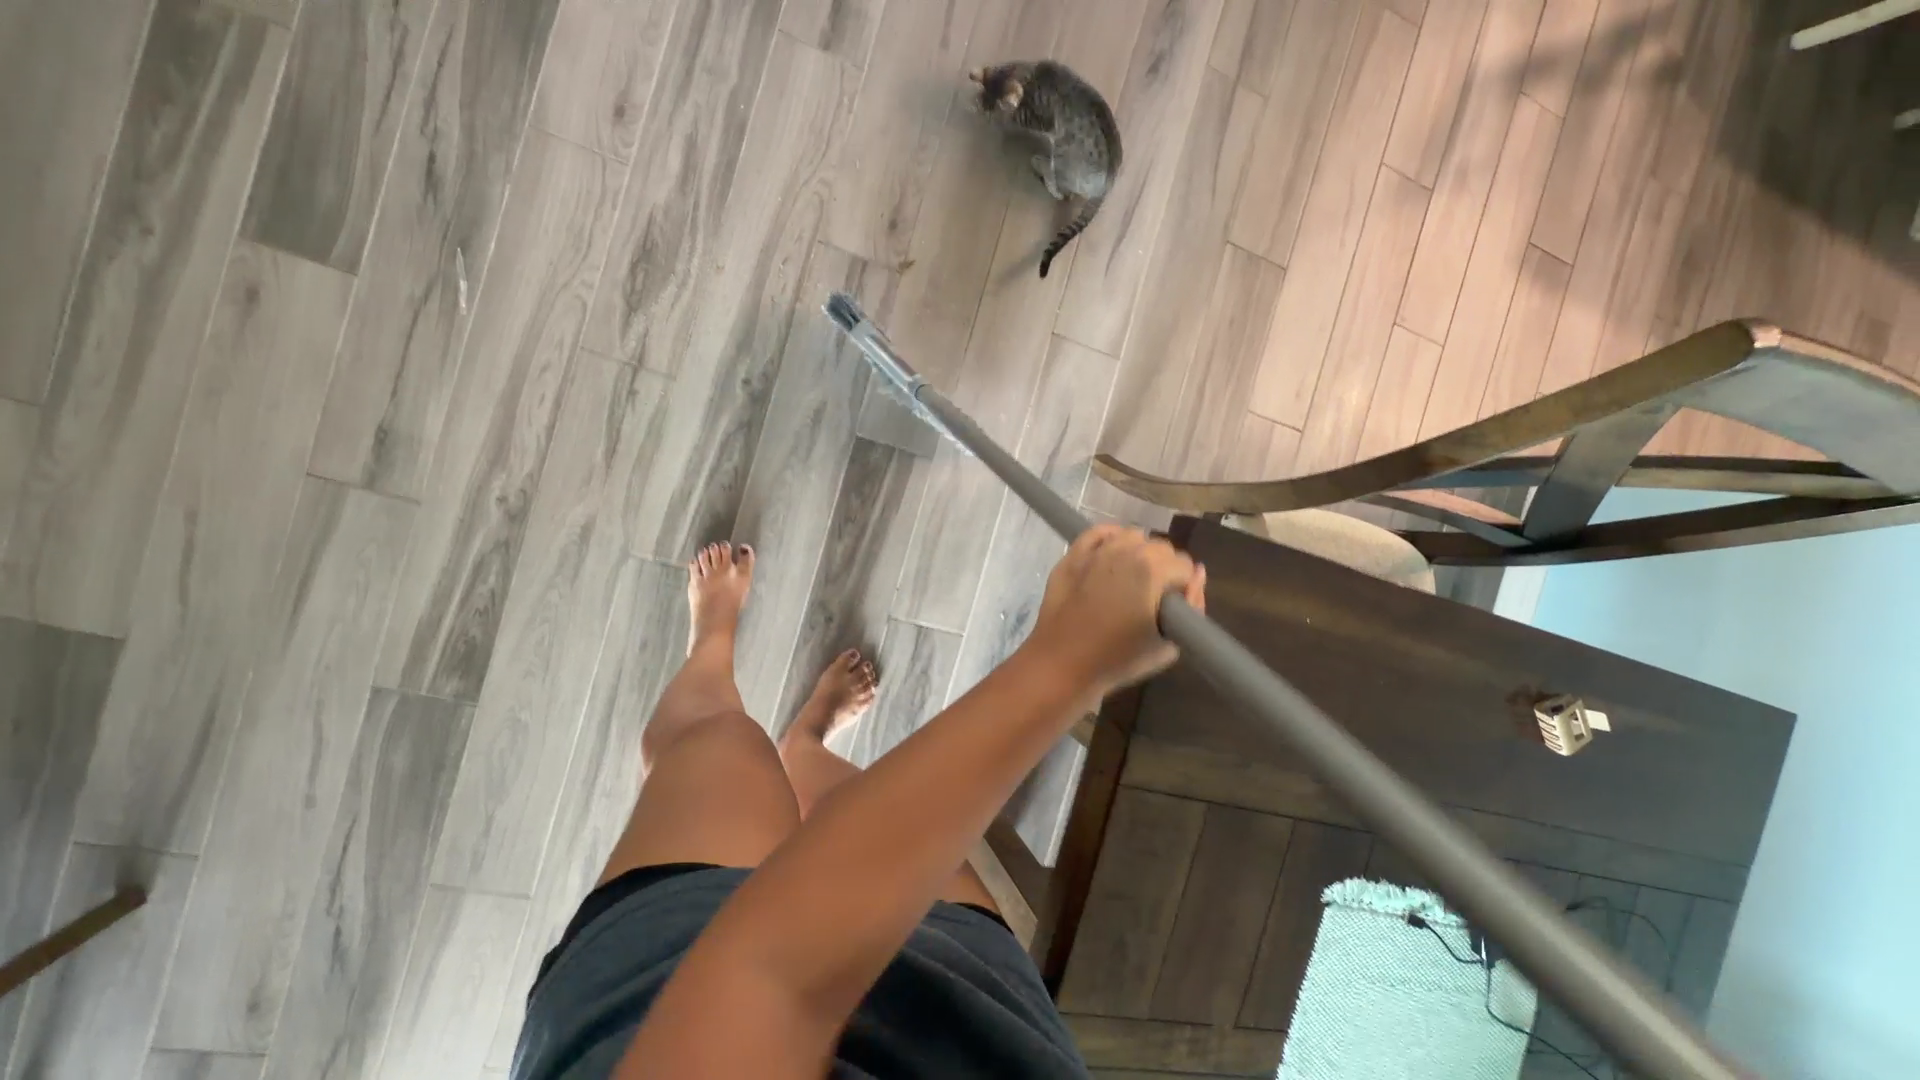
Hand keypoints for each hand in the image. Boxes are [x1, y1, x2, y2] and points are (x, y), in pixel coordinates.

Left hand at [1025, 524, 1205, 697]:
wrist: (1062, 664)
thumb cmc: (1118, 659)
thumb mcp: (1169, 645)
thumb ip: (1192, 607)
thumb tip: (1198, 576)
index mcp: (1152, 570)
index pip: (1185, 565)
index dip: (1185, 586)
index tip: (1175, 606)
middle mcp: (1125, 551)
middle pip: (1160, 548)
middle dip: (1164, 568)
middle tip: (1153, 596)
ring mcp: (1096, 550)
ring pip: (1131, 536)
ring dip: (1138, 552)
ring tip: (1131, 579)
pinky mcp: (1072, 555)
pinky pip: (1098, 533)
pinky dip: (1110, 539)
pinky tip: (1112, 556)